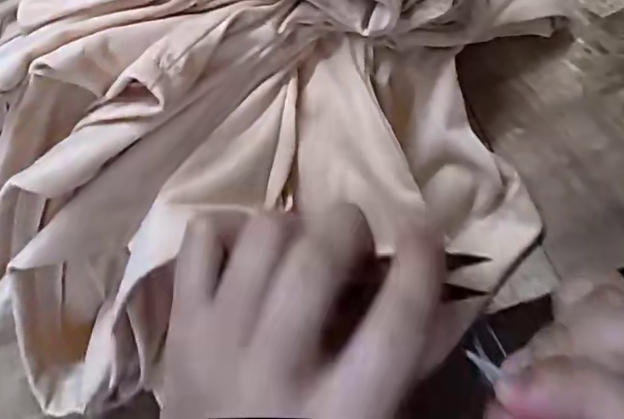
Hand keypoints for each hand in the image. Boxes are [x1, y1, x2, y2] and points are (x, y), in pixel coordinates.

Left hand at [158, 205, 442, 418]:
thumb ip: (404, 372)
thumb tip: (442, 300)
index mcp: (340, 417)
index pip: (394, 328)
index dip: (419, 267)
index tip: (426, 228)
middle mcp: (275, 369)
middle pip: (315, 260)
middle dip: (347, 226)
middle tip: (356, 235)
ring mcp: (218, 337)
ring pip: (261, 235)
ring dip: (292, 224)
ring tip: (303, 242)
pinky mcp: (181, 318)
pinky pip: (201, 237)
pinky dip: (228, 225)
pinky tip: (247, 249)